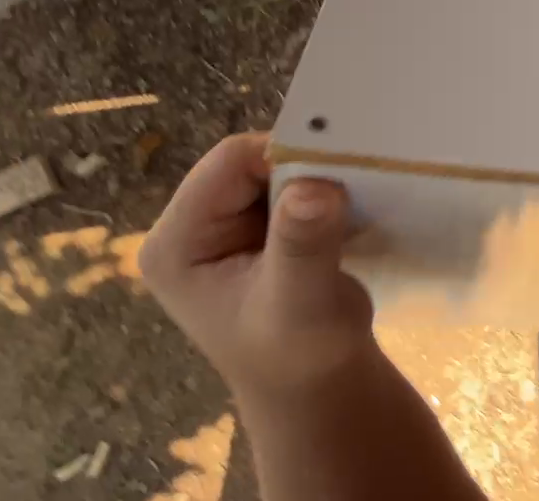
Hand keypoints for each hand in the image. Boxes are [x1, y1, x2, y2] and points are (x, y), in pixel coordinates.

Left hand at [138, 133, 374, 396]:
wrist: (315, 382)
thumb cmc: (300, 350)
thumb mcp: (301, 301)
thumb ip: (302, 244)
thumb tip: (313, 186)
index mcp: (179, 241)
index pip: (230, 164)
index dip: (287, 156)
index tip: (342, 175)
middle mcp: (195, 226)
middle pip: (255, 160)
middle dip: (310, 166)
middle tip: (358, 186)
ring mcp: (228, 228)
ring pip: (282, 168)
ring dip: (325, 177)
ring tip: (360, 200)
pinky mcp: (264, 229)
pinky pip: (298, 185)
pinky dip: (331, 189)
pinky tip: (355, 210)